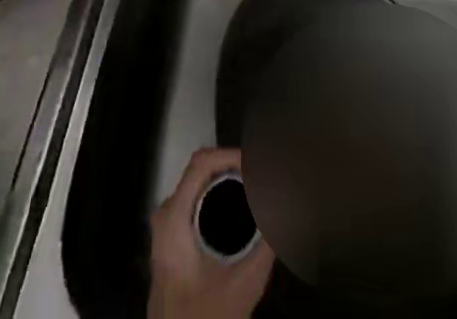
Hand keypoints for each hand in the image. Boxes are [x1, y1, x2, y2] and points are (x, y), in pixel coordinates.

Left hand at [148, 148, 274, 318]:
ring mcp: (168, 223)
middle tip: (269, 174)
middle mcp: (167, 212)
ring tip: (263, 186)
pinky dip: (224, 195)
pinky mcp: (175, 235)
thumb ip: (268, 244)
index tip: (262, 162)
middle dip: (238, 166)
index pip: (202, 162)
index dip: (233, 154)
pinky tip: (247, 208)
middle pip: (202, 169)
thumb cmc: (205, 316)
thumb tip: (289, 211)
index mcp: (175, 216)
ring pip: (201, 184)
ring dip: (232, 180)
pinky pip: (199, 200)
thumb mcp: (243, 283)